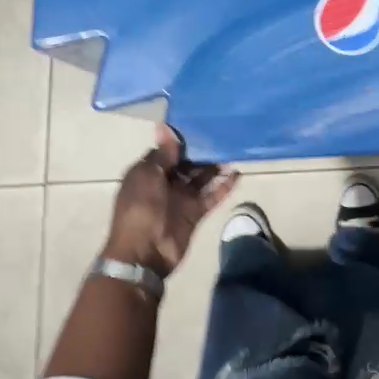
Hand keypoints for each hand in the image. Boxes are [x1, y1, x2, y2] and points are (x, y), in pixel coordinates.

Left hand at [103, 125, 239, 276]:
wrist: (144, 253)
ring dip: (215, 167)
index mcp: (147, 174)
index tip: (198, 125)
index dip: (180, 141)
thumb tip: (165, 126)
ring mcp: (181, 199)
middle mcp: (164, 184)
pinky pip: (212, 196)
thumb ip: (162, 153)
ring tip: (233, 151)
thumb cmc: (140, 209)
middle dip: (201, 152)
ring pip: (201, 179)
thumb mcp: (147, 176)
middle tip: (222, 135)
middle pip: (186, 164)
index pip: (165, 153)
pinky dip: (225, 186)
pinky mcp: (195, 213)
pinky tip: (238, 173)